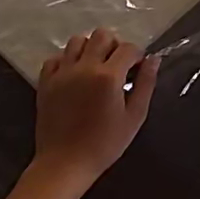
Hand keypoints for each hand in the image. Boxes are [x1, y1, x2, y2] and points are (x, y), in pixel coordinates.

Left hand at [33, 29, 158, 189]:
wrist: (65, 163)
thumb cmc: (105, 143)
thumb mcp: (135, 116)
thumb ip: (146, 83)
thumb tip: (154, 60)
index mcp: (108, 76)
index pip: (128, 48)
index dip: (138, 56)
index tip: (139, 69)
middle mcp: (83, 68)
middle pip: (101, 35)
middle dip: (115, 45)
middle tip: (119, 65)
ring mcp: (61, 74)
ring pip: (77, 41)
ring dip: (91, 48)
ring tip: (97, 67)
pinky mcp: (45, 82)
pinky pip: (56, 58)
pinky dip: (68, 60)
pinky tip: (76, 74)